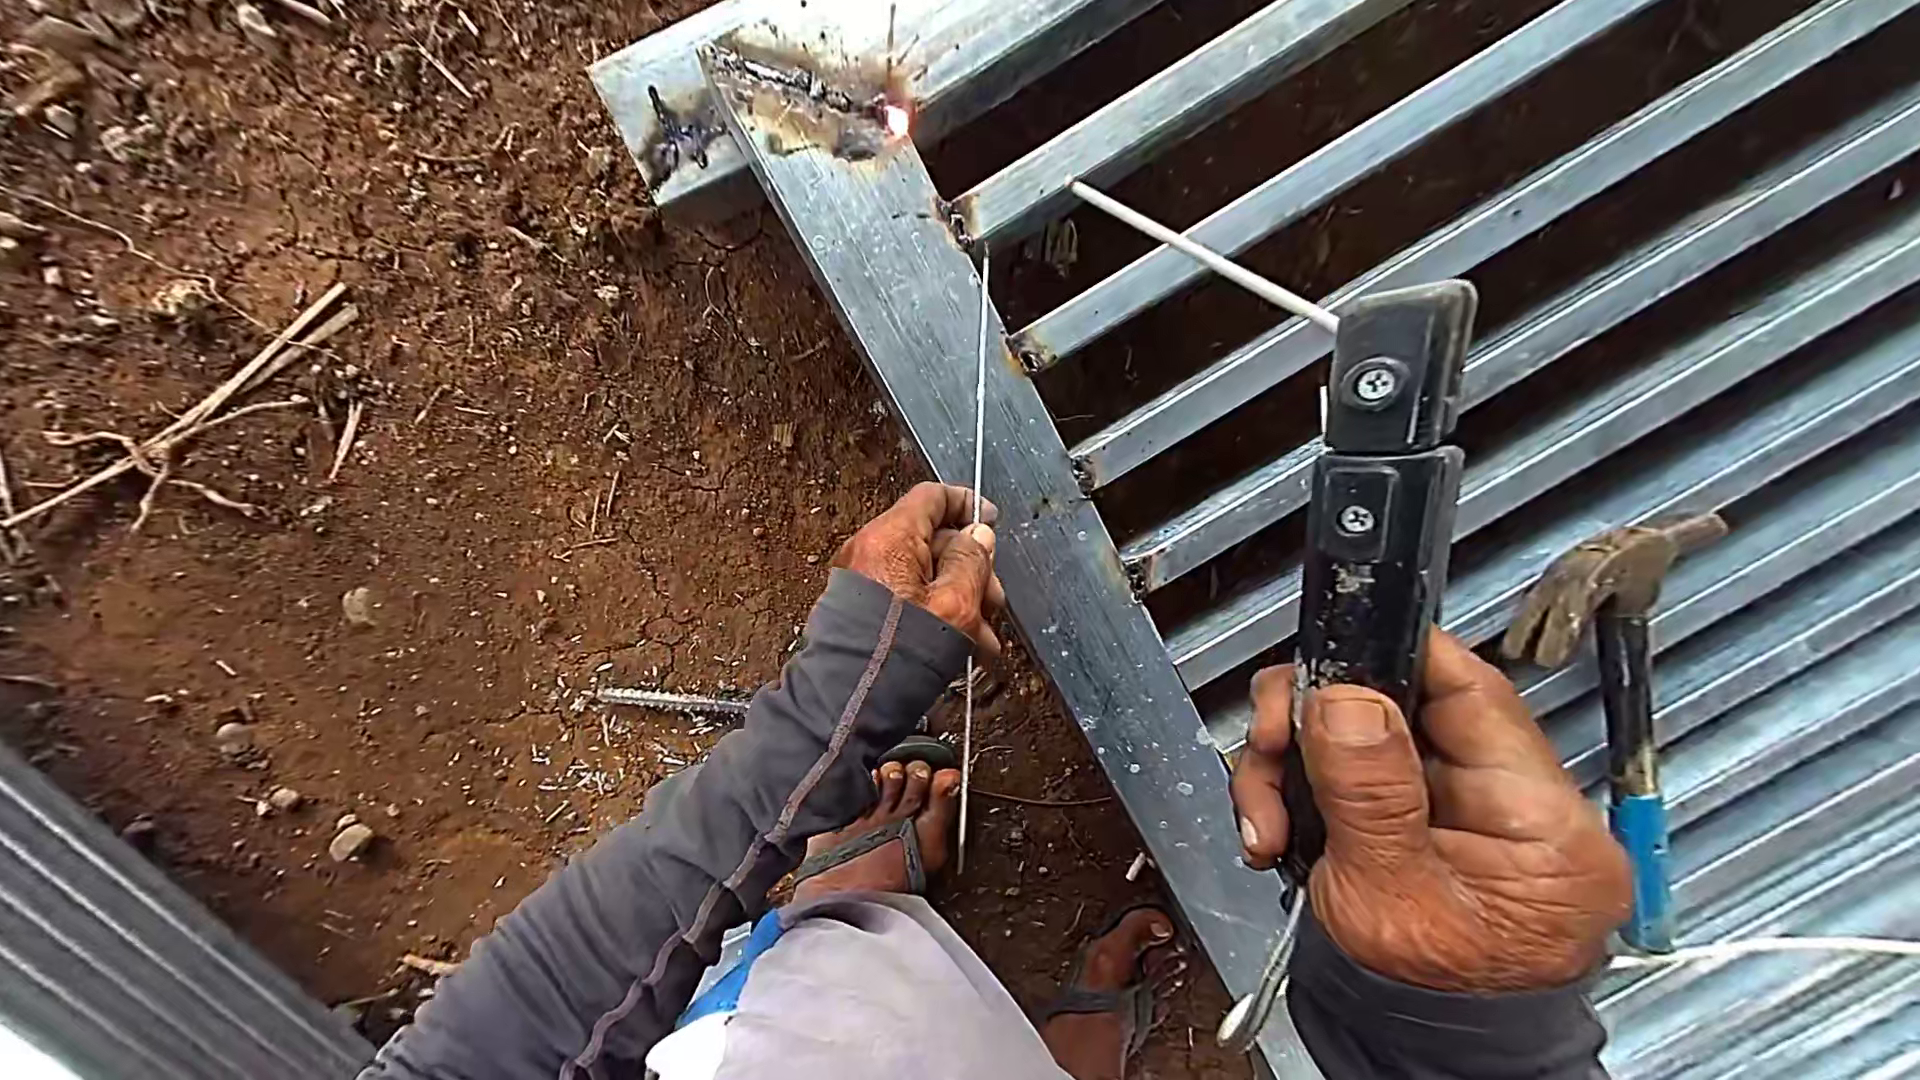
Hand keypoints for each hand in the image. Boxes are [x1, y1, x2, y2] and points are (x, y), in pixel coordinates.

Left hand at [834, 482, 1006, 655]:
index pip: (932, 497)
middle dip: (972, 569)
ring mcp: (865, 581)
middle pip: (934, 540)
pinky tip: (961, 643)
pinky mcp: (864, 607)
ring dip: (960, 596)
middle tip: (992, 599)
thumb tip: (979, 537)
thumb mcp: (955, 606)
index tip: (989, 519)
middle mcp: (871, 553)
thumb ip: (973, 562)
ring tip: (981, 635)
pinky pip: (909, 595)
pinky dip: (937, 611)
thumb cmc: (893, 661)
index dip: (967, 503)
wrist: (846, 709)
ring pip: (926, 572)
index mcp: (890, 539)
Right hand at [1230, 630, 1630, 992]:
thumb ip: (1372, 796)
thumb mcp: (1391, 897)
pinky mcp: (1384, 797)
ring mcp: (1430, 792)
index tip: (1326, 652)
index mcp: (1532, 816)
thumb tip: (1347, 702)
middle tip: (1268, 743)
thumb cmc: (1426, 990)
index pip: (1469, 689)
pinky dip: (1279, 782)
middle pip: (1382, 697)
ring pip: (1335, 724)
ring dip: (1279, 761)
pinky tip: (1270, 825)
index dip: (1393, 656)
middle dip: (1305, 716)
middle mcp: (1484, 791)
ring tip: (1264, 816)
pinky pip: (1318, 758)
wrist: (1401, 1035)